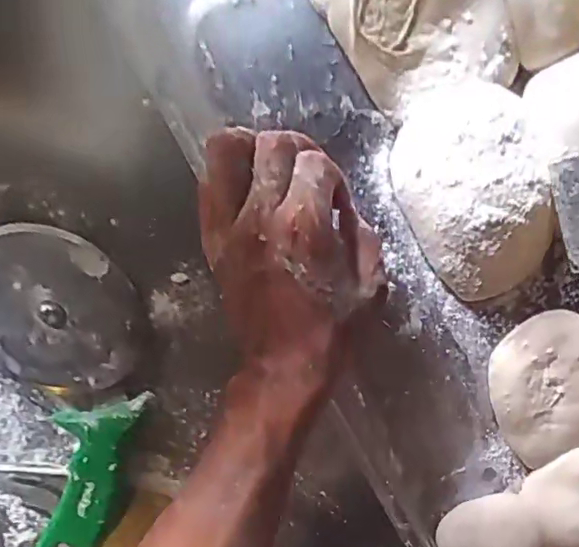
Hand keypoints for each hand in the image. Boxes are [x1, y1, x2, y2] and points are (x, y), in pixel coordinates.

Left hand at [199, 128, 384, 402]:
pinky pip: (209, 185)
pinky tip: (248, 192)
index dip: (334, 177)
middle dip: (299, 152)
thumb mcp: (369, 291)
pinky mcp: (213, 241)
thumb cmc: (331, 336)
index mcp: (306, 227)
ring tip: (271, 169)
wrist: (283, 370)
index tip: (340, 203)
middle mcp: (263, 215)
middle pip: (273, 144)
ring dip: (252, 147)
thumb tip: (351, 216)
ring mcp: (231, 227)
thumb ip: (366, 242)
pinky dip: (227, 176)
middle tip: (311, 177)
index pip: (316, 164)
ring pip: (227, 149)